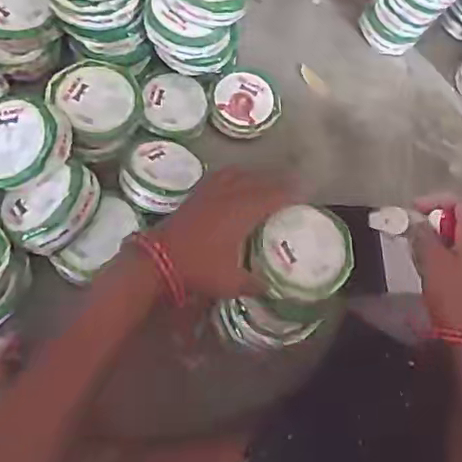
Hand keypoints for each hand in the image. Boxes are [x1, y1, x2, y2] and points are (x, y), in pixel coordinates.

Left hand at [149, 167, 291, 299]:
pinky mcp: (197, 194)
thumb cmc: (198, 268)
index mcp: (244, 211)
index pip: (274, 195)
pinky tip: (235, 179)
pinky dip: (235, 174)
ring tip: (266, 181)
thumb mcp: (231, 282)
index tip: (304, 195)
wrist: (157, 260)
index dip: (291, 194)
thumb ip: (254, 283)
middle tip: (292, 187)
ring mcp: (212, 191)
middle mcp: (231, 195)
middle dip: (278, 182)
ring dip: (257, 175)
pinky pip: (221, 175)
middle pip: (260, 181)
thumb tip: (271, 287)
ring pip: (240, 174)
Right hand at [408, 195, 461, 337]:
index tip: (414, 209)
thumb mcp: (433, 260)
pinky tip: (419, 260)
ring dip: (430, 234)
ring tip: (411, 243)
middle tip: (410, 226)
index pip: (460, 203)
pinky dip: (432, 249)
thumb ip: (424, 235)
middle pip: (455, 217)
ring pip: (450, 235)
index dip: (436, 200)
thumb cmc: (450, 294)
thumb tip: (415, 219)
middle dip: (431, 217)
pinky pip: (447, 251)